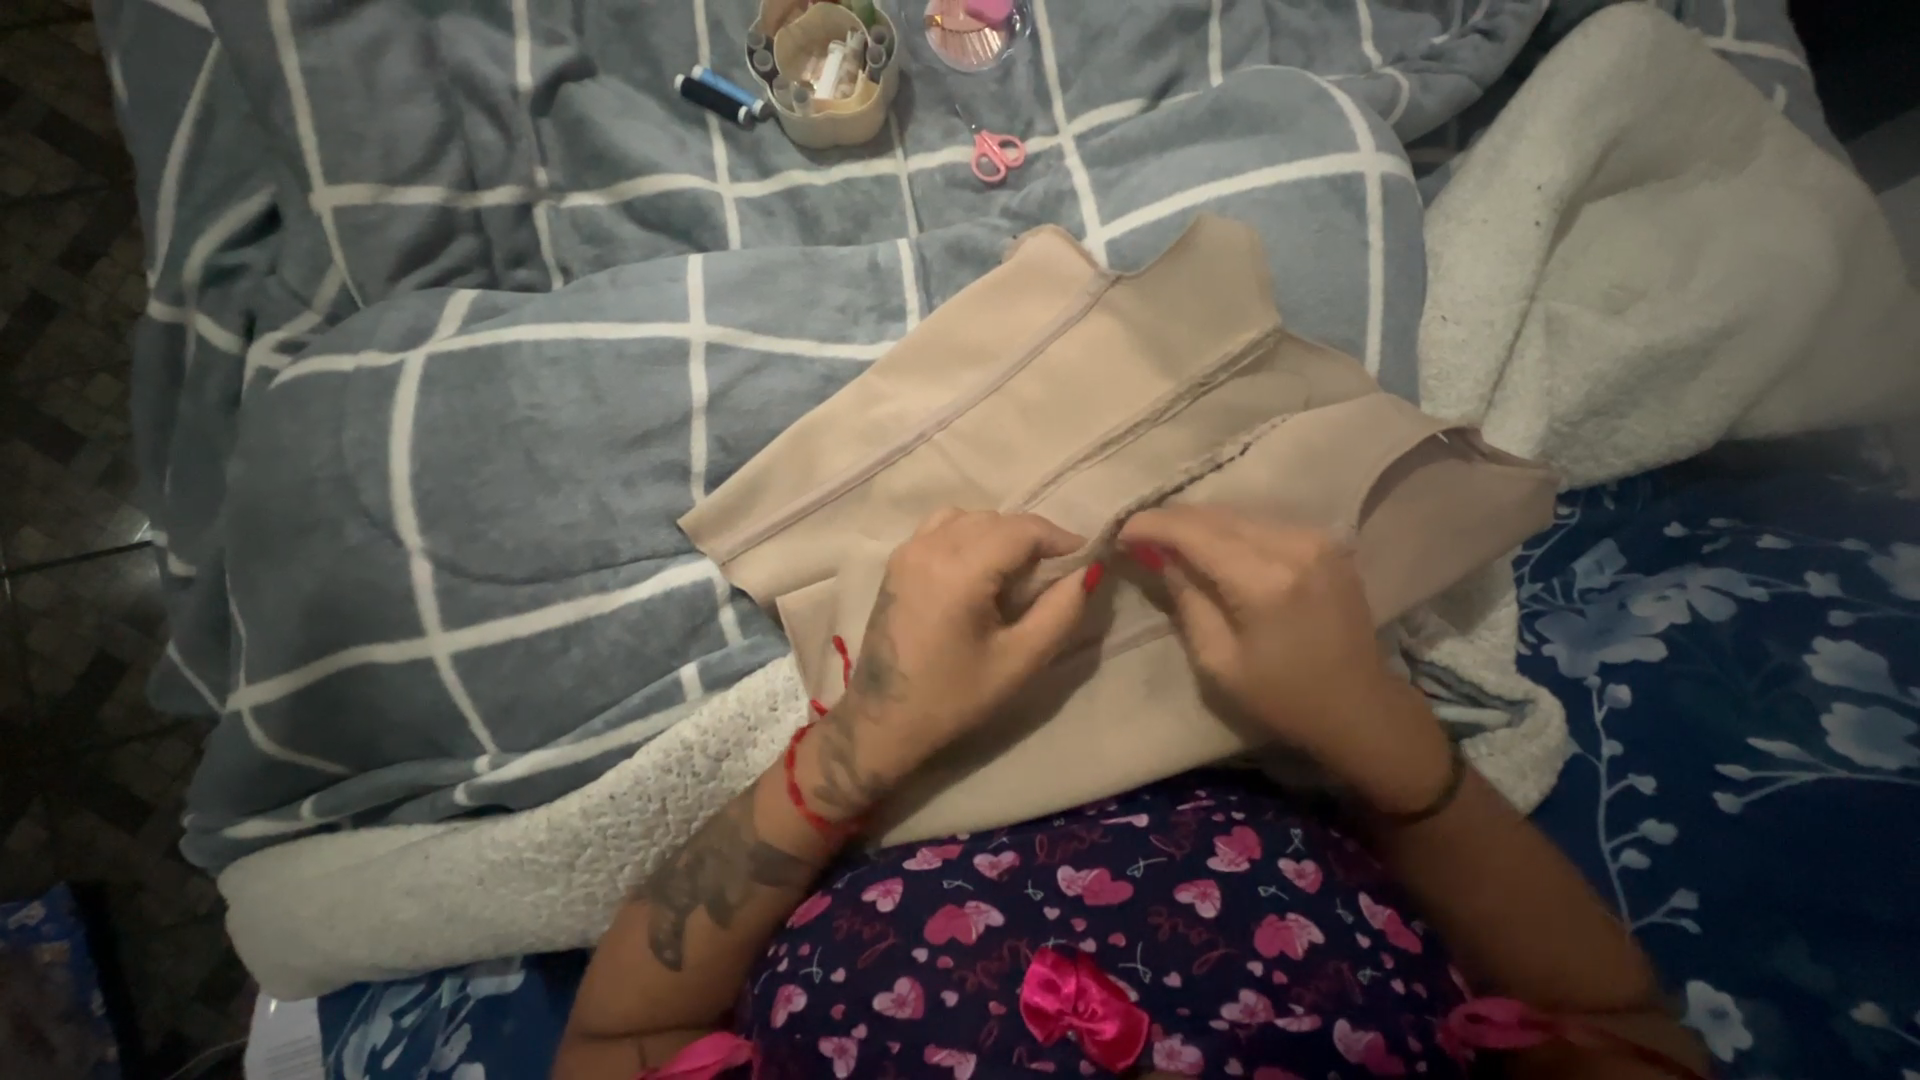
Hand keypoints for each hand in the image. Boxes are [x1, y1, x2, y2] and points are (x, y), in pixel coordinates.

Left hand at [802, 509, 1093, 819]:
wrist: (884, 719)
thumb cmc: (953, 697)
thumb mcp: (1019, 661)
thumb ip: (1061, 611)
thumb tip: (1089, 571)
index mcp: (959, 571)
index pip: (1023, 529)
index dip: (1061, 539)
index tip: (1085, 560)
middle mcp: (929, 547)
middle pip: (997, 519)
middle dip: (1033, 538)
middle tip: (1054, 575)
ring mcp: (908, 550)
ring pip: (969, 518)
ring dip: (1001, 534)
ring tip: (1017, 572)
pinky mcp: (896, 561)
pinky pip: (941, 526)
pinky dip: (969, 533)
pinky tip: (979, 568)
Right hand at [1118, 506, 1452, 813]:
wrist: (1359, 706)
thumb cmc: (1282, 697)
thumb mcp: (1217, 660)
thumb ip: (1187, 599)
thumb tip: (1162, 557)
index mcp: (1264, 581)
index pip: (1194, 532)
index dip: (1152, 525)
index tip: (1120, 531)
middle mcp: (1293, 545)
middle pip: (1216, 515)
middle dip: (1172, 520)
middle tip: (1137, 534)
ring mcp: (1316, 539)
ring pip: (1239, 514)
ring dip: (1200, 523)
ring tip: (1168, 539)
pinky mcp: (1327, 542)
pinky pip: (1264, 523)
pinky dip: (1231, 529)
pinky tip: (1211, 545)